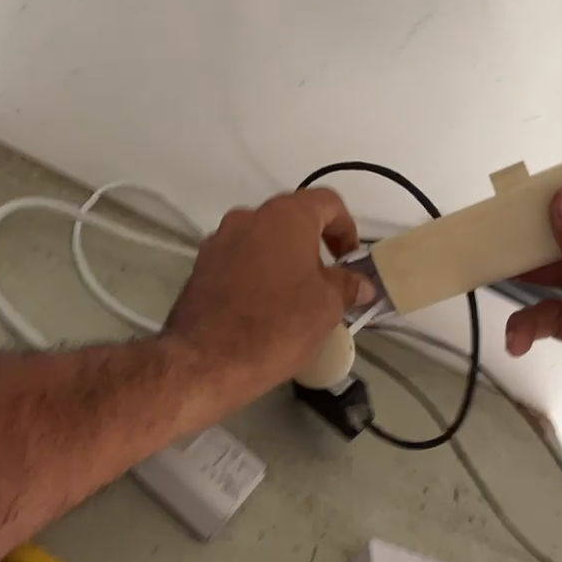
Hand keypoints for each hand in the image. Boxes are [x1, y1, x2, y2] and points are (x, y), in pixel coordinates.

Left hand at [164, 188, 376, 402]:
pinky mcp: (200, 266)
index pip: (327, 202)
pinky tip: (261, 308)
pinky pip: (238, 260)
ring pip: (261, 240)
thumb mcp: (327, 307)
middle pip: (291, 219)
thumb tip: (361, 284)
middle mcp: (248, 218)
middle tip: (325, 283)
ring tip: (292, 299)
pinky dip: (255, 274)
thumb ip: (347, 286)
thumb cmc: (278, 325)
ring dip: (282, 260)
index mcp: (285, 216)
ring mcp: (219, 240)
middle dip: (312, 246)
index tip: (350, 261)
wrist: (207, 359)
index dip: (346, 228)